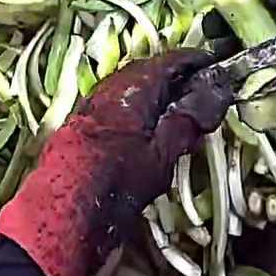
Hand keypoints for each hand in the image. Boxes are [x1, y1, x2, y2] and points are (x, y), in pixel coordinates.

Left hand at [0, 49, 227, 275]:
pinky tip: (150, 128)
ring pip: (135, 88)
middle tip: (203, 92)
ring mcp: (94, 100)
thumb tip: (215, 91)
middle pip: (152, 71)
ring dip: (159, 94)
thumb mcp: (162, 155)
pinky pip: (121, 102)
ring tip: (181, 112)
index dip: (197, 62)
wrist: (59, 215)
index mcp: (134, 84)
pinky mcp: (84, 120)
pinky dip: (141, 108)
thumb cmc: (116, 183)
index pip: (172, 60)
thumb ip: (189, 120)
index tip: (216, 66)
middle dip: (179, 78)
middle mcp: (111, 84)